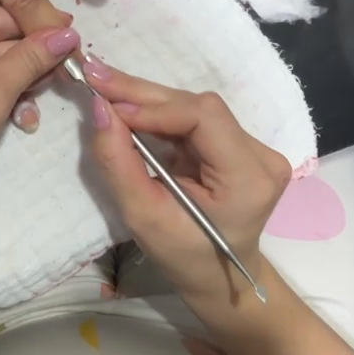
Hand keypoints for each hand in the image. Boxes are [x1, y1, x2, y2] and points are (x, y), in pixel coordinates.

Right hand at [81, 62, 290, 298]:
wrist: (219, 278)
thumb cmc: (183, 257)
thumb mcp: (144, 216)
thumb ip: (120, 162)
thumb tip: (98, 108)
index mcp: (248, 178)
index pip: (203, 117)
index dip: (154, 108)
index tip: (108, 108)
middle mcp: (259, 155)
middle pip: (197, 106)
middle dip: (141, 95)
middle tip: (93, 76)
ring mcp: (252, 148)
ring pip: (192, 107)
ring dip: (145, 100)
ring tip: (101, 85)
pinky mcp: (236, 145)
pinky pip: (191, 118)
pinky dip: (155, 113)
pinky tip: (124, 103)